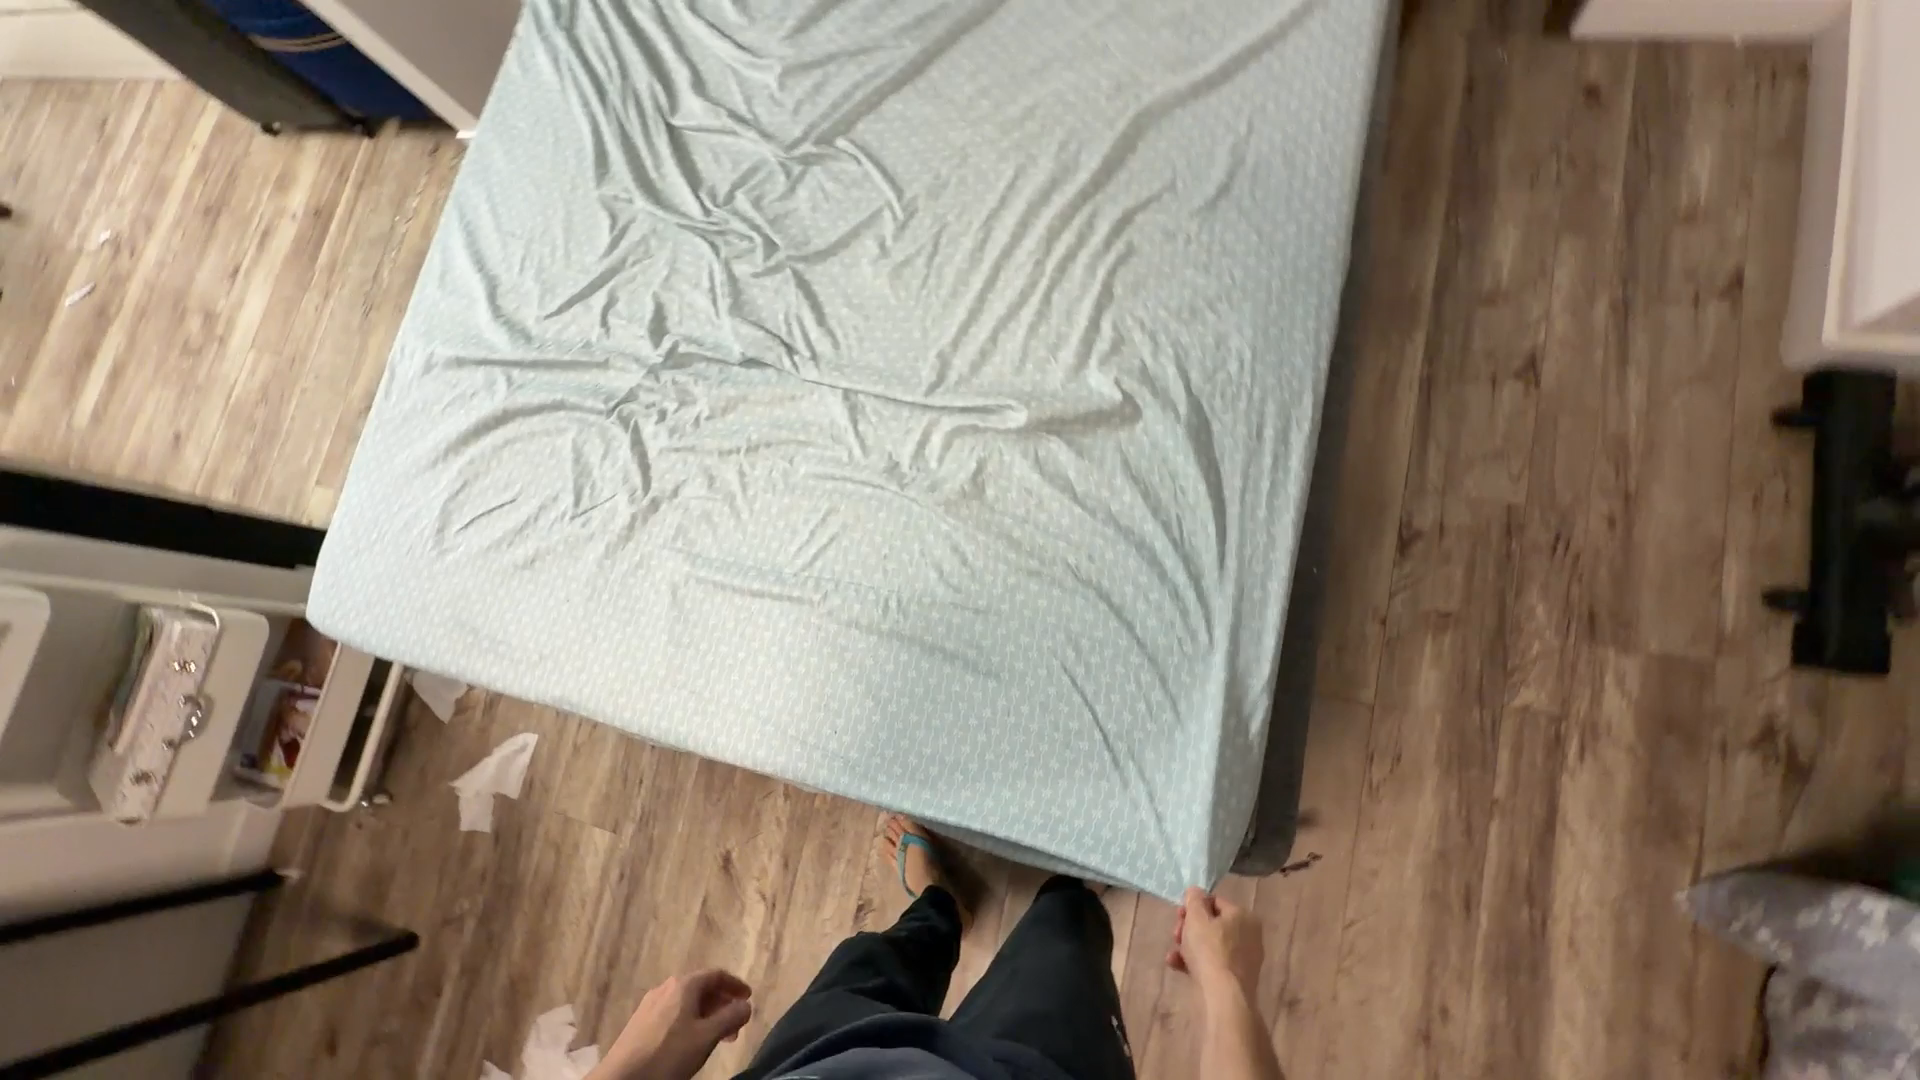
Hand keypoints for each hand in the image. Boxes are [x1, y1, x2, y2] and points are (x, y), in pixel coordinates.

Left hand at [591, 970, 753, 1079]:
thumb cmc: (668, 1055)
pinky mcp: (639, 1024)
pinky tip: (690, 1043)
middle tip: (735, 1026)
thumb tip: (746, 1005)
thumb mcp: (706, 1037)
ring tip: (716, 1038)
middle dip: (722, 1005)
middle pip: (702, 988)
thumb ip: (730, 1017)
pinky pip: (673, 1015)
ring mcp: (650, 1005)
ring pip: (687, 1004)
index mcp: (684, 985)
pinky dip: (689, 1023)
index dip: (736, 985)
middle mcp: (666, 987)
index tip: (749, 999)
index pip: (717, 975)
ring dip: (706, 1016)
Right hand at [1167, 887, 1262, 1004]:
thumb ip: (1194, 899)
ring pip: (1210, 944)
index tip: (1179, 916)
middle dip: (1189, 928)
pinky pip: (1213, 962)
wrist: (1224, 996)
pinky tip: (1177, 965)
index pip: (1214, 902)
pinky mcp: (1237, 978)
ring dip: (1188, 946)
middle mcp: (1249, 935)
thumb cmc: (1210, 950)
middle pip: (1211, 924)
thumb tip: (1196, 892)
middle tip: (1176, 934)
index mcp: (1243, 916)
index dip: (1193, 907)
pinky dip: (1195, 962)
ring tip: (1173, 953)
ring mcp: (1244, 958)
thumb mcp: (1196, 917)